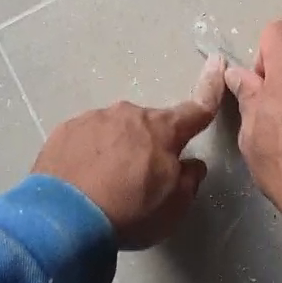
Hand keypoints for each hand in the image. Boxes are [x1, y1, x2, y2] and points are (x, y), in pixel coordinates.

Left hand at [32, 56, 227, 249]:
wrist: (65, 219)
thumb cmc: (131, 211)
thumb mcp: (174, 205)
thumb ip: (189, 180)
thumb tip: (190, 163)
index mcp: (161, 129)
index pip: (195, 108)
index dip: (210, 90)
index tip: (217, 64)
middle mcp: (128, 114)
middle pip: (148, 125)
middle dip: (149, 143)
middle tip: (140, 178)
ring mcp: (92, 119)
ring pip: (115, 130)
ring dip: (116, 148)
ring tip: (105, 184)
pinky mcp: (64, 131)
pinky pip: (86, 139)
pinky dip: (90, 154)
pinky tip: (83, 179)